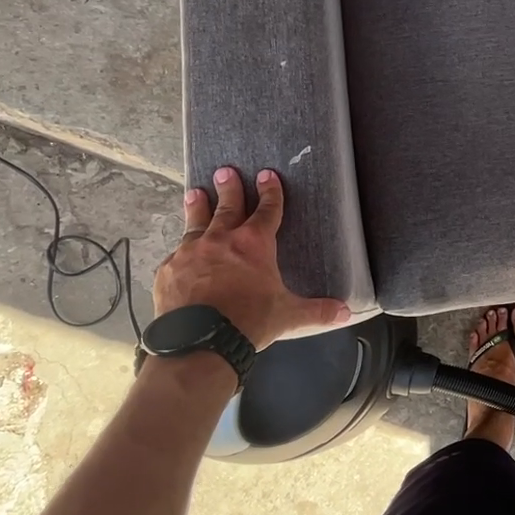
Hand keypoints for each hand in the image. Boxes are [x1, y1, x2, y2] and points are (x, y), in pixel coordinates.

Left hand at [156, 167, 352, 348]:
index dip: (270, 192)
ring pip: (196, 223)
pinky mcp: (168, 270)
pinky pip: (176, 254)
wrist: (199, 343)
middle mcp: (221, 240)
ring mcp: (190, 253)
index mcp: (254, 244)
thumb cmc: (249, 322)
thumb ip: (317, 310)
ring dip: (197, 207)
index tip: (267, 175)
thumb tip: (346, 312)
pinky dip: (182, 250)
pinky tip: (180, 251)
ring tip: (194, 192)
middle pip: (228, 206)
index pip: (267, 209)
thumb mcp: (289, 315)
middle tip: (225, 171)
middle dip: (229, 188)